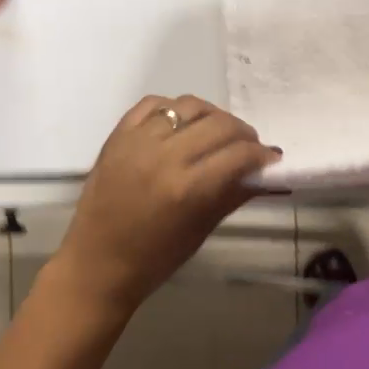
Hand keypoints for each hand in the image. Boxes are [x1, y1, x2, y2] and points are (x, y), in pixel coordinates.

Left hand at [51, 95, 281, 311]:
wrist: (97, 264)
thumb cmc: (155, 258)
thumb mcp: (201, 230)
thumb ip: (232, 195)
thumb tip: (263, 174)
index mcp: (187, 189)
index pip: (238, 154)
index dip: (261, 154)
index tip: (270, 159)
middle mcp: (163, 157)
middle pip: (218, 125)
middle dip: (243, 133)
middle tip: (250, 146)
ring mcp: (137, 142)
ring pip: (188, 106)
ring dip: (212, 115)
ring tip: (218, 131)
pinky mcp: (117, 136)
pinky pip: (152, 104)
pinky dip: (174, 108)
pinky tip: (183, 123)